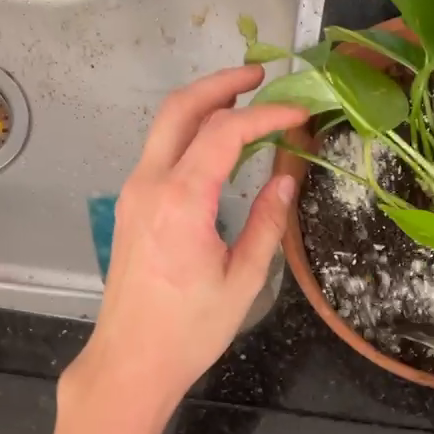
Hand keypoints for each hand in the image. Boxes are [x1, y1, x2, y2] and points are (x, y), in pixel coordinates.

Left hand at [63, 65, 307, 421]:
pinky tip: (221, 144)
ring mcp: (135, 191)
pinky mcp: (133, 205)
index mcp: (182, 201)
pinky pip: (162, 151)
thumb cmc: (192, 328)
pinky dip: (192, 132)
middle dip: (221, 83)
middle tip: (261, 76)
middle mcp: (150, 184)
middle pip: (180, 109)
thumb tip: (286, 179)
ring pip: (165, 125)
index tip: (300, 112)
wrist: (133, 358)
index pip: (226, 133)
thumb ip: (266, 223)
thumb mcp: (243, 279)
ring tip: (246, 102)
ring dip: (204, 105)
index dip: (266, 114)